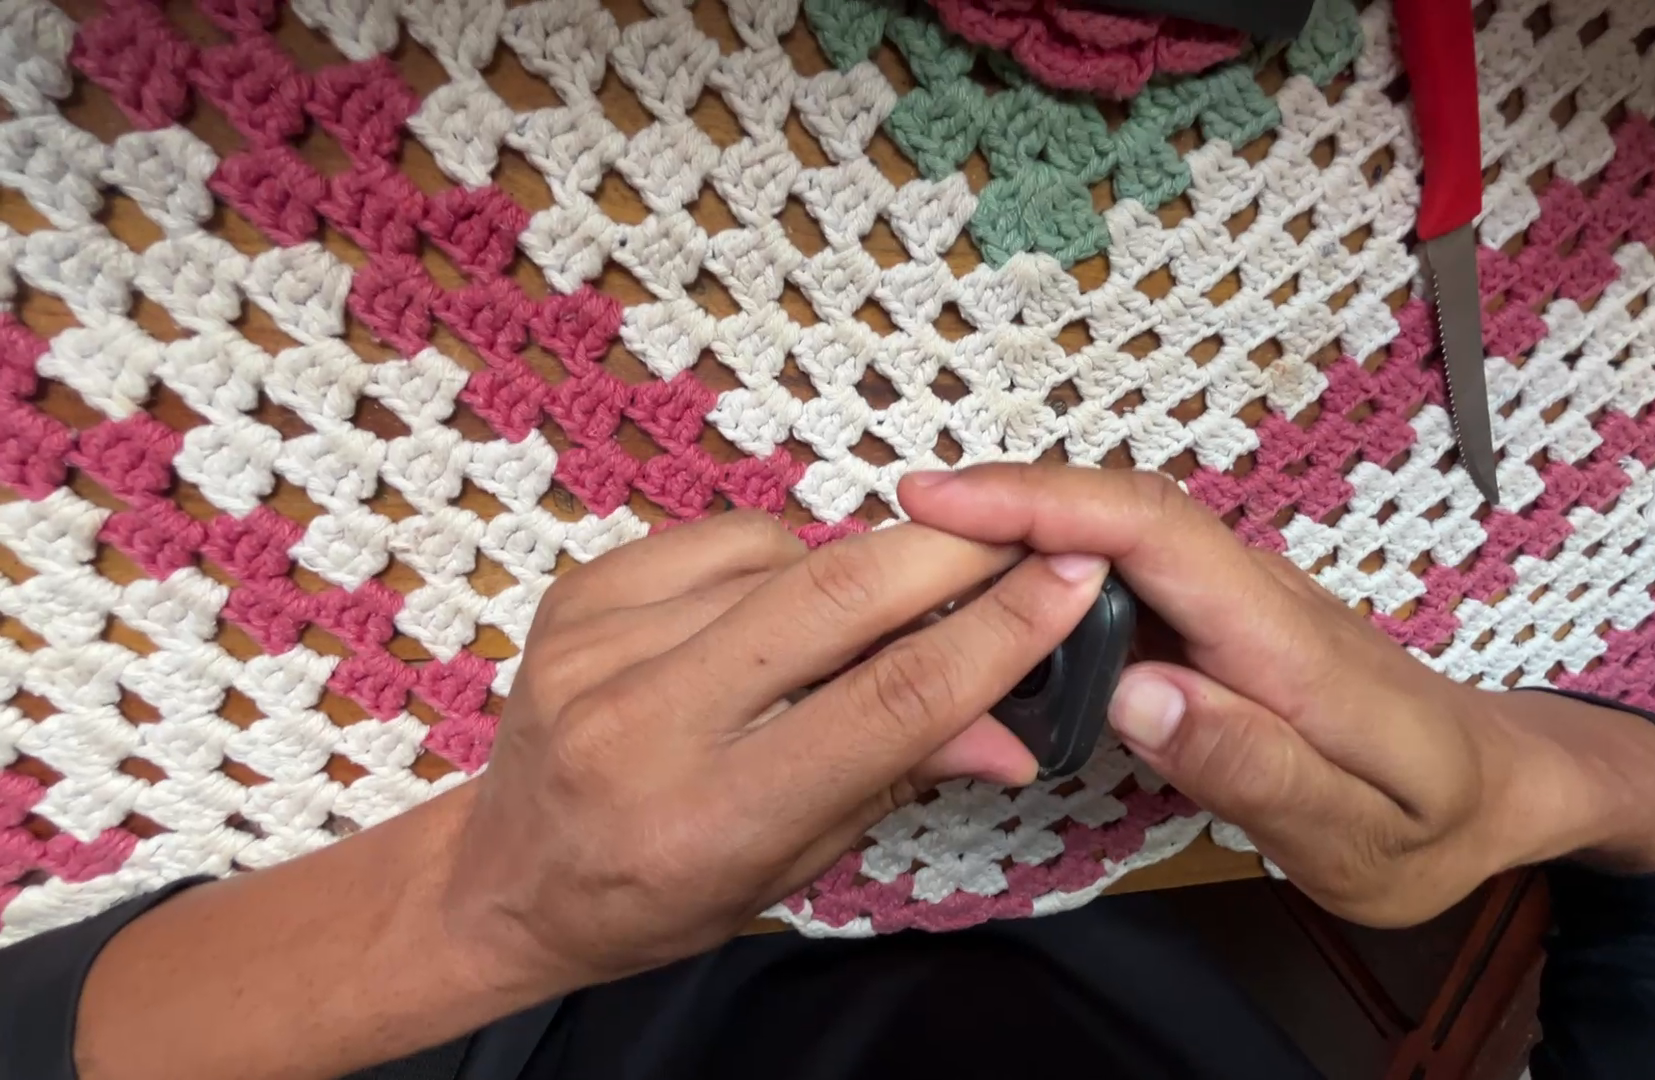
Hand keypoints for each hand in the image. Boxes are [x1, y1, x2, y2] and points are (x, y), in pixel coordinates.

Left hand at [73, 510, 1108, 1079]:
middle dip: (951, 552)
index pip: (889, 703)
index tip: (1069, 576)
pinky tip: (774, 598)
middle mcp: (647, 719)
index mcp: (714, 814)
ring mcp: (600, 641)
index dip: (995, 632)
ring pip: (791, 555)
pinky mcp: (582, 588)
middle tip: (1020, 531)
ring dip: (862, 565)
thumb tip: (1013, 732)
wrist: (503, 873)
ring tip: (867, 608)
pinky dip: (787, 554)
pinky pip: (732, 536)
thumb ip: (901, 774)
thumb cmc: (665, 892)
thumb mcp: (795, 859)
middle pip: (837, 598)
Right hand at [901, 466, 1654, 927]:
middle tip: (904, 521)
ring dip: (1020, 524)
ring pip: (1113, 533)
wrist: (1498, 783)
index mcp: (1280, 635)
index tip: (939, 498)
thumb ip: (1256, 766)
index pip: (1150, 531)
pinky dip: (1051, 562)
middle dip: (1006, 500)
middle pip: (1118, 512)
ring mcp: (1227, 595)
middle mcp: (1246, 590)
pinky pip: (1121, 570)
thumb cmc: (1433, 818)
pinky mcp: (1212, 613)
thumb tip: (1138, 692)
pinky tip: (1003, 591)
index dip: (1041, 502)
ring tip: (930, 551)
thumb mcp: (1360, 834)